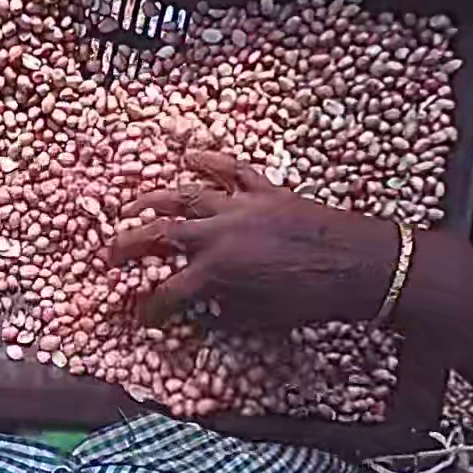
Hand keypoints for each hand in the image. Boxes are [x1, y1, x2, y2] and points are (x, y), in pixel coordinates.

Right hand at [105, 151, 401, 326]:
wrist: (363, 267)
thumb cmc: (311, 299)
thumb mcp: (260, 317)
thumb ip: (223, 311)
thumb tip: (202, 312)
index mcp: (216, 271)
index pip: (169, 292)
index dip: (150, 308)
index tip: (141, 317)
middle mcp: (218, 234)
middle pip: (159, 235)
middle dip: (127, 244)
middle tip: (109, 252)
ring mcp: (239, 207)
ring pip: (185, 196)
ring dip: (154, 199)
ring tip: (132, 205)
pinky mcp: (263, 192)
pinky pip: (232, 170)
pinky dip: (210, 160)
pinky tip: (190, 155)